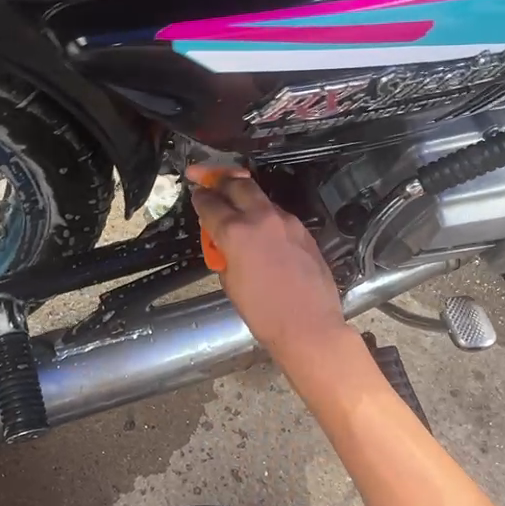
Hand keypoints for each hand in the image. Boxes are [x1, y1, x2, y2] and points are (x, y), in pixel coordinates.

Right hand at [188, 165, 350, 365]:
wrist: (308, 325)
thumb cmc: (262, 313)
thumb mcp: (230, 282)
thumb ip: (224, 252)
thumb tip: (222, 240)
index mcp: (236, 232)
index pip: (210, 204)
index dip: (200, 197)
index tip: (196, 193)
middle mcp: (262, 219)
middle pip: (238, 184)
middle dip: (222, 180)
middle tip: (211, 180)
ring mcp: (287, 222)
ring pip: (261, 198)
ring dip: (246, 197)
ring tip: (236, 204)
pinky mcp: (304, 231)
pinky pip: (279, 215)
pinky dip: (265, 216)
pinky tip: (261, 229)